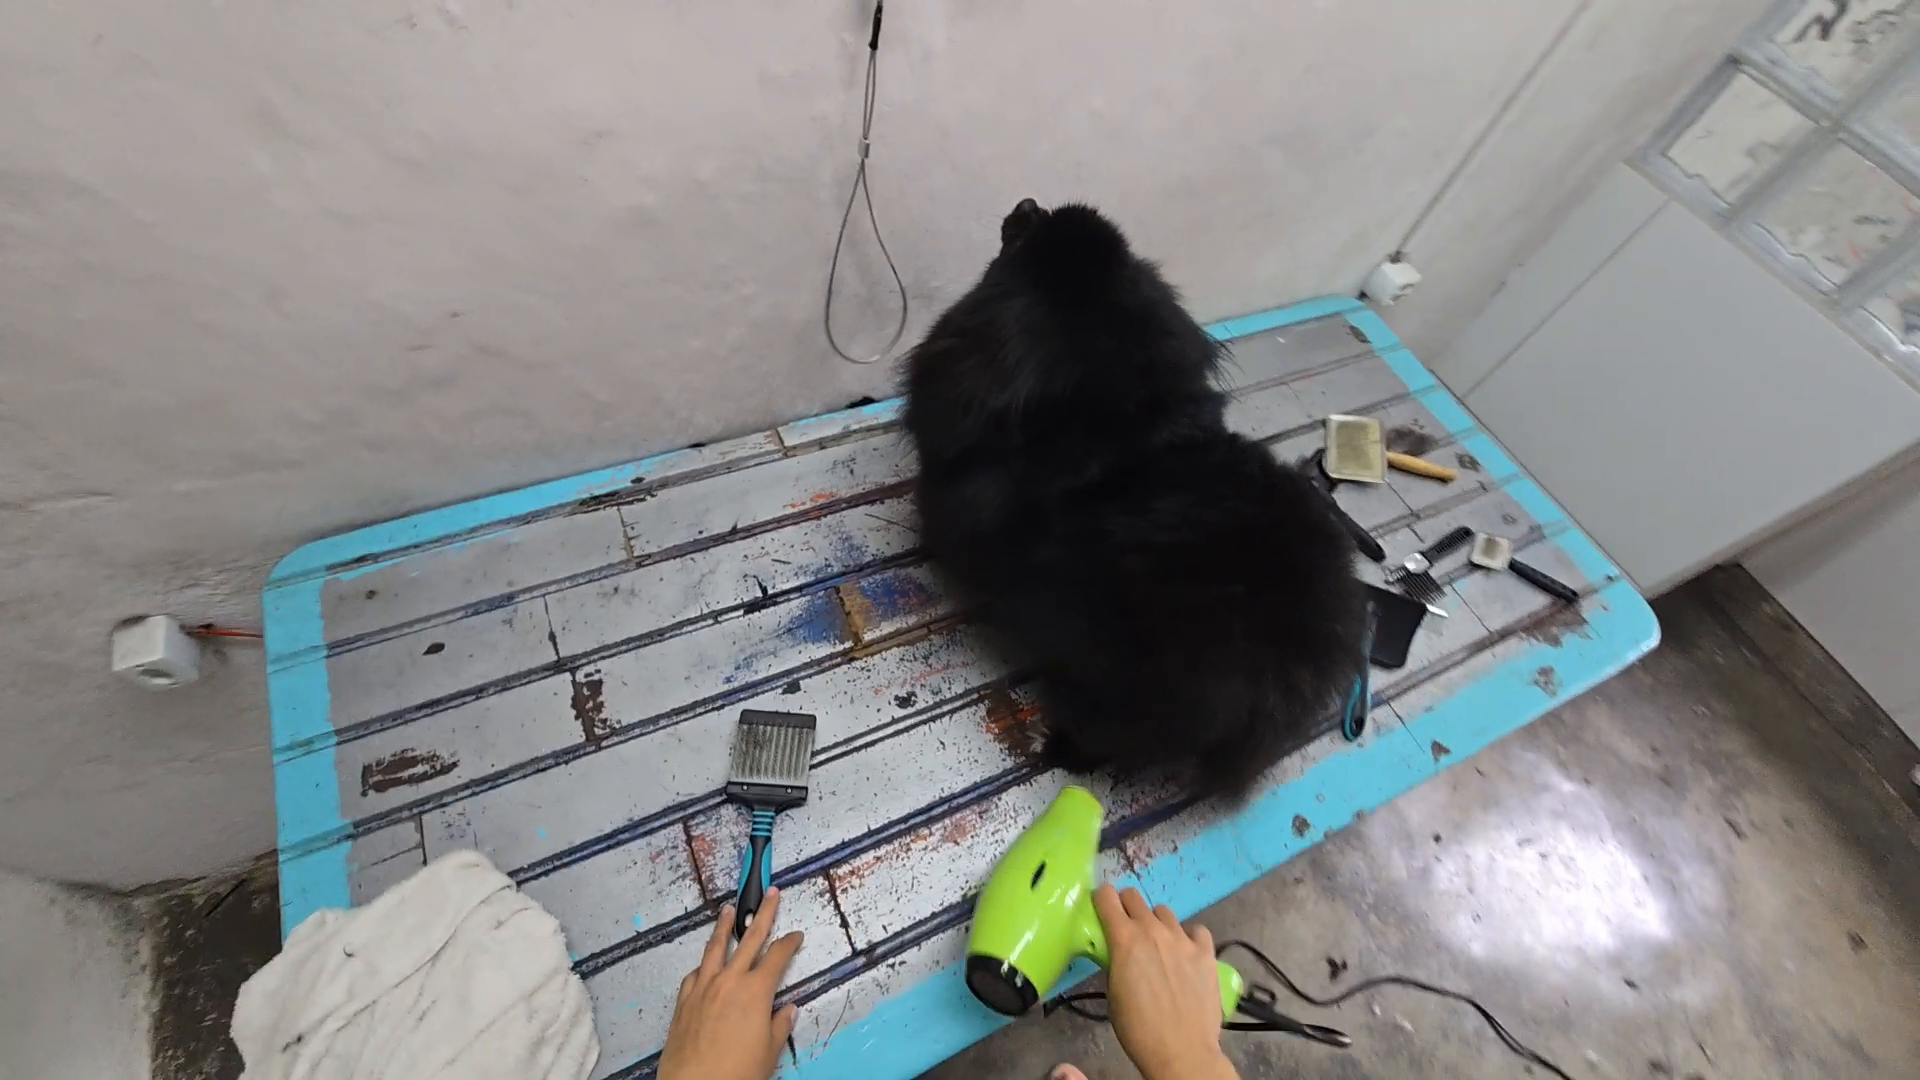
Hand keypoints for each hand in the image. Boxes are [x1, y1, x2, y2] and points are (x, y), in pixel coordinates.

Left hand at [657, 888, 804, 1079]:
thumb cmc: (738, 1074)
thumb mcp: (769, 1053)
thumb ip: (779, 1026)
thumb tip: (788, 1009)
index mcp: (756, 990)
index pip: (779, 956)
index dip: (790, 942)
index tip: (797, 935)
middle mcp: (731, 980)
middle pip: (751, 938)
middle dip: (764, 913)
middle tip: (771, 893)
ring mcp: (704, 988)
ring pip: (716, 947)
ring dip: (724, 926)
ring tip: (728, 909)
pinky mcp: (683, 1002)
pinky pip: (695, 974)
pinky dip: (703, 965)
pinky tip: (705, 964)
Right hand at [1092, 885, 1237, 1079]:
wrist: (1182, 1054)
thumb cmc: (1139, 1029)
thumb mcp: (1113, 992)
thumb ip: (1115, 960)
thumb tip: (1117, 950)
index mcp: (1124, 938)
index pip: (1106, 896)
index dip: (1102, 900)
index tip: (1102, 911)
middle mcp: (1152, 929)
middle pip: (1134, 896)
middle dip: (1126, 908)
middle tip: (1128, 930)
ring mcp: (1182, 938)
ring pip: (1163, 912)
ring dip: (1156, 924)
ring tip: (1160, 946)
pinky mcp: (1205, 952)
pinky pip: (1196, 930)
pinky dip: (1189, 938)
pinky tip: (1187, 954)